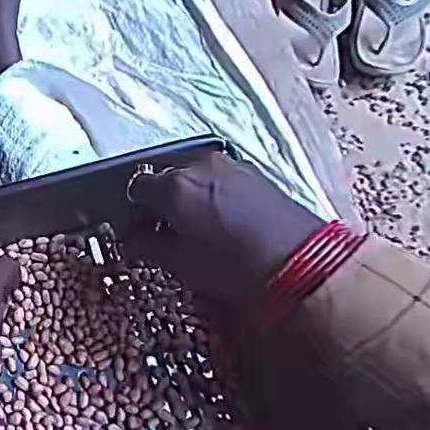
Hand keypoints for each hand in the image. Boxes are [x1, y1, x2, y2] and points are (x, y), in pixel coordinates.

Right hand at [124, 152, 324, 306]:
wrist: (297, 260)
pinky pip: (215, 178)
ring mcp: (228, 165)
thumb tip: (132, 237)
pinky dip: (208, 195)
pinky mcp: (251, 172)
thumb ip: (144, 244)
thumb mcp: (176, 262)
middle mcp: (198, 165)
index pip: (135, 187)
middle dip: (159, 202)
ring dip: (185, 197)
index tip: (137, 231)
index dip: (132, 211)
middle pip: (164, 178)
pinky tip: (217, 221)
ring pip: (191, 177)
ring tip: (194, 229)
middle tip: (163, 232)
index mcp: (173, 186)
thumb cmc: (230, 265)